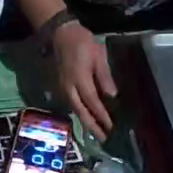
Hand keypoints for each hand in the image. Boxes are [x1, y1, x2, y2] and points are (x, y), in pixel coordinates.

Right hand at [53, 20, 116, 139]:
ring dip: (86, 122)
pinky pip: (71, 104)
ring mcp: (63, 88)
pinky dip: (80, 113)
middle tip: (103, 139)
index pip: (93, 102)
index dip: (102, 116)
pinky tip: (87, 118)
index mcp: (80, 79)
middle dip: (92, 126)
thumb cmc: (82, 42)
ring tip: (97, 132)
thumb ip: (104, 76)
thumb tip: (112, 96)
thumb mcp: (98, 56)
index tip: (111, 127)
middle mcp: (69, 88)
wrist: (60, 34)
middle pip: (81, 112)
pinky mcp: (61, 87)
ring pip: (75, 110)